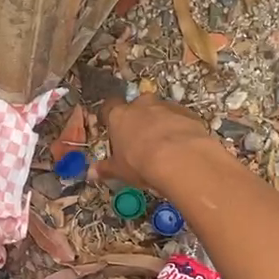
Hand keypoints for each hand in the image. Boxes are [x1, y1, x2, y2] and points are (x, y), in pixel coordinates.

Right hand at [90, 94, 217, 190]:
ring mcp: (166, 106)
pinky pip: (179, 118)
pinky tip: (181, 146)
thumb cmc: (140, 162)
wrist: (180, 158)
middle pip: (137, 106)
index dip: (110, 117)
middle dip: (138, 119)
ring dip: (160, 123)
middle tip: (139, 139)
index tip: (112, 128)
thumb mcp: (119, 170)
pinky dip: (178, 128)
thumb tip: (91, 173)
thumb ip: (106, 169)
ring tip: (163, 146)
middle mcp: (141, 105)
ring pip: (160, 111)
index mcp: (119, 116)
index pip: (109, 108)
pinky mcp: (187, 112)